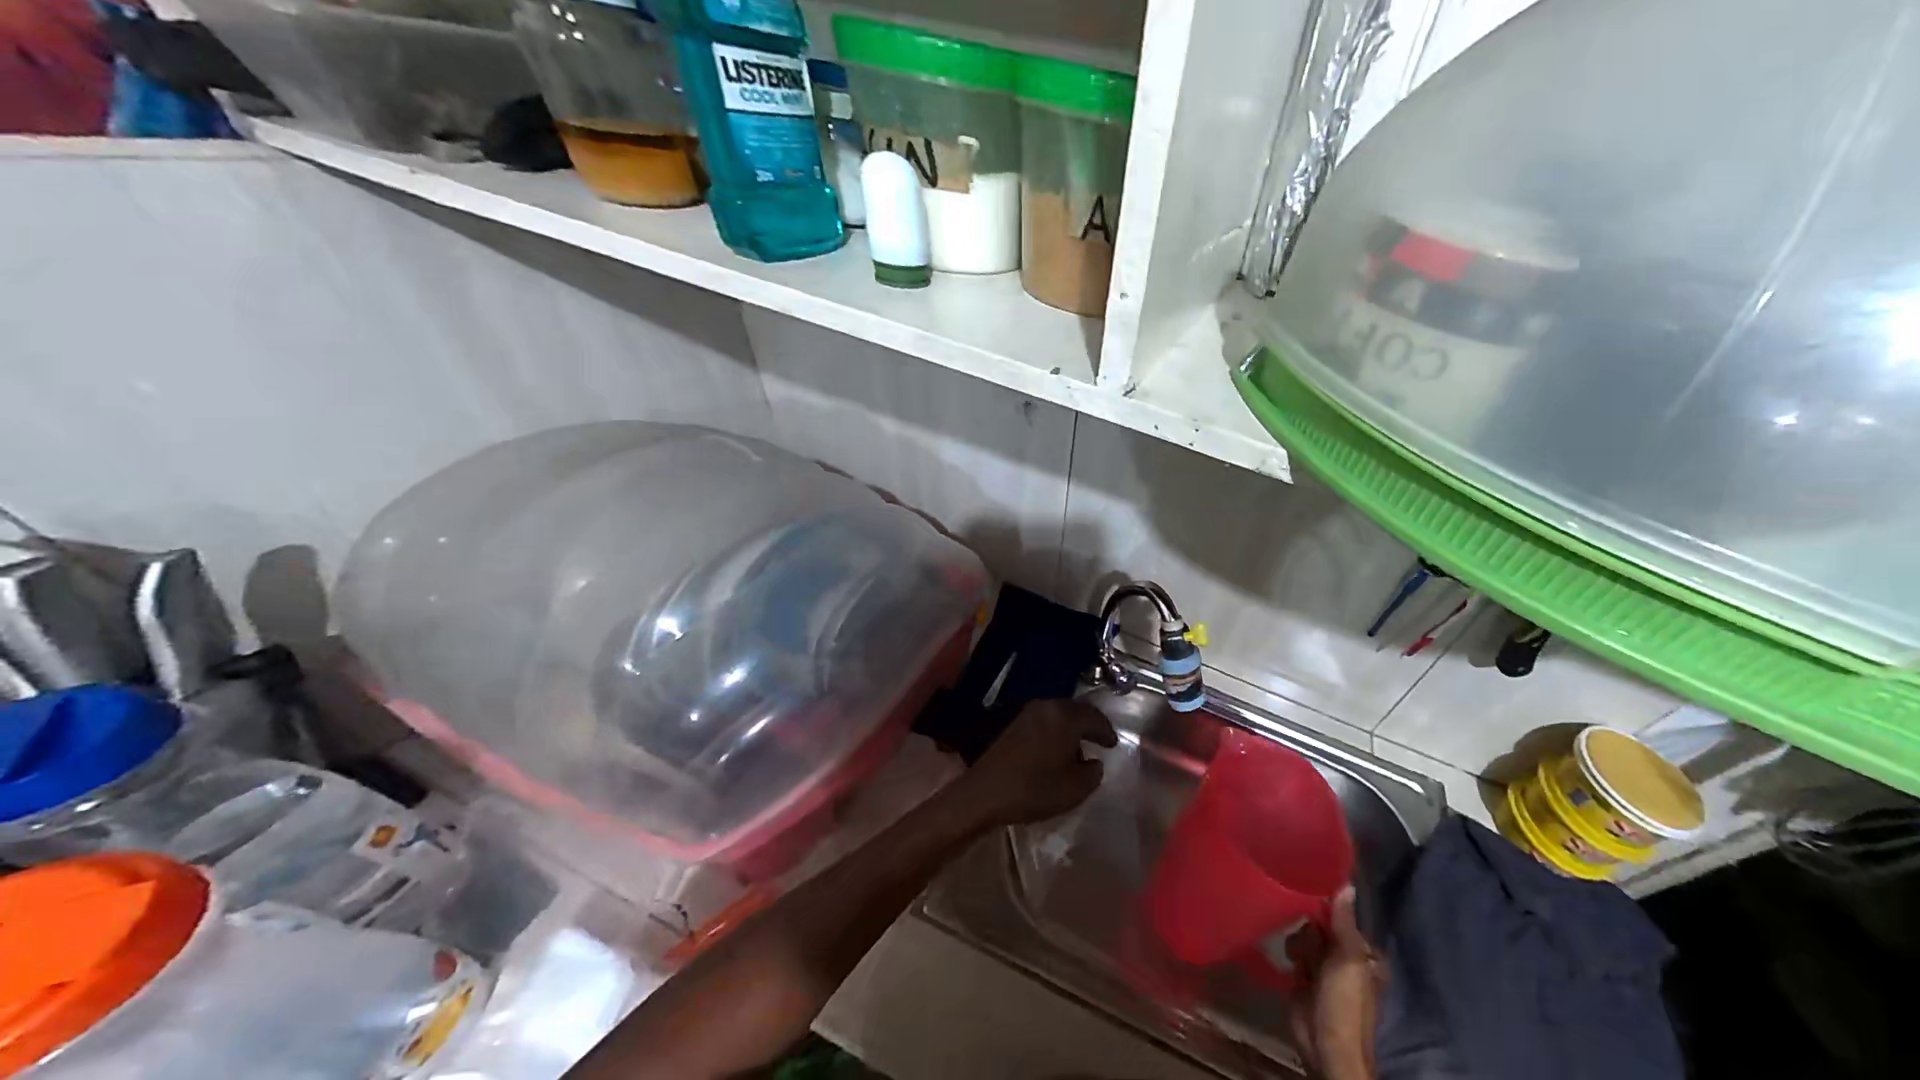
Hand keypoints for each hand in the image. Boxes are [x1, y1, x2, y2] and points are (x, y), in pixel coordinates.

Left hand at [948, 699, 1118, 826]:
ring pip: (1058, 715)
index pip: (1094, 717)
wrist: (986, 792)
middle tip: (1100, 739)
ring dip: (1071, 728)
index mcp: (1065, 716)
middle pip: (1075, 711)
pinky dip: (1055, 732)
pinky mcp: (1012, 724)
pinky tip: (1056, 750)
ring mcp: (1026, 713)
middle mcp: (1046, 707)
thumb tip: (1094, 762)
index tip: (1113, 744)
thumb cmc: (1035, 789)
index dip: (1107, 731)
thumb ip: (1093, 772)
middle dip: (1089, 725)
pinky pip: (1043, 722)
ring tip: (1078, 747)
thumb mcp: (1075, 788)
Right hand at [1290, 886, 1384, 1079]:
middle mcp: (1344, 955)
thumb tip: (1345, 884)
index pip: (1340, 916)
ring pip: (1304, 935)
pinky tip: (1291, 962)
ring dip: (1299, 943)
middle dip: (1310, 928)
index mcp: (1362, 952)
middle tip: (1310, 944)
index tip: (1308, 895)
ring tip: (1299, 960)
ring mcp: (1323, 966)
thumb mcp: (1348, 959)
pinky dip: (1291, 952)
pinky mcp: (1303, 976)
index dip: (1325, 906)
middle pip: (1319, 923)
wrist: (1324, 1043)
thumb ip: (1343, 922)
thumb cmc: (1343, 1001)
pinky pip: (1294, 951)